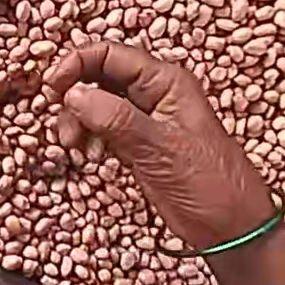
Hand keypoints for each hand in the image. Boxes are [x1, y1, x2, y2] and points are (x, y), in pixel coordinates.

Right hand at [42, 42, 275, 250]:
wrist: (232, 230)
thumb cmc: (211, 185)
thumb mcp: (161, 148)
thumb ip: (115, 118)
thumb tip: (72, 94)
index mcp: (165, 82)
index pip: (109, 55)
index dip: (75, 64)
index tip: (52, 88)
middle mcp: (152, 93)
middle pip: (96, 77)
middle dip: (73, 96)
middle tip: (63, 126)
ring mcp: (142, 118)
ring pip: (93, 103)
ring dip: (76, 122)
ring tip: (75, 148)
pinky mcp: (135, 143)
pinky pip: (99, 128)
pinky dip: (86, 138)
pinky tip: (91, 156)